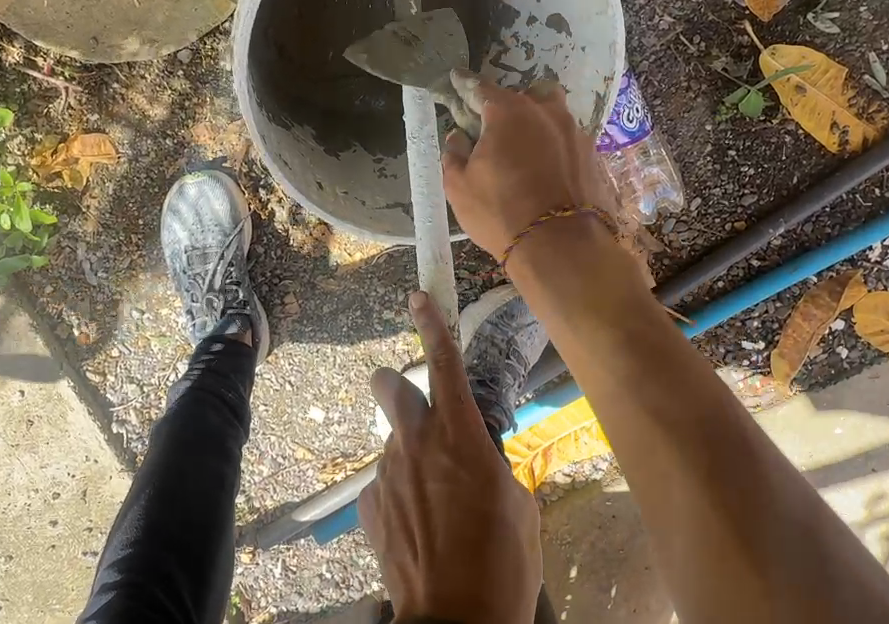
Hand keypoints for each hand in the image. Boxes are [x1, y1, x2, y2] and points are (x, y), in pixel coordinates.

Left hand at [360, 291, 541, 623]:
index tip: (418, 297)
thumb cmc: (504, 563)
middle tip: (421, 416)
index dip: (431, 324)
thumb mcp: (519, 505)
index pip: (442, 362)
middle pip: (387, 385)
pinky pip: (385, 484)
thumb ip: (491, 463)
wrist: (458, 621)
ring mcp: (386, 474)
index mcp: (458, 435)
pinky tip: (421, 529)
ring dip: (411, 458)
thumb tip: (476, 456)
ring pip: (393, 443)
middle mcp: (414, 443)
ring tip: (439, 507)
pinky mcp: (369, 505)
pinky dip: (400, 495)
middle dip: (398, 387)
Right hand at [442, 75, 616, 259]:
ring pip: (552, 112)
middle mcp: (545, 112)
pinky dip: (553, 144)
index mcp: (508, 112)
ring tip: (522, 144)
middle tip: (492, 125)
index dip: (464, 84)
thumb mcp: (459, 186)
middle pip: (523, 94)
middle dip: (506, 104)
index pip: (480, 87)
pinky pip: (567, 138)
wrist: (563, 248)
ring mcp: (574, 132)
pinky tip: (543, 166)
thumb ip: (454, 154)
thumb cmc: (501, 212)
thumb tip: (459, 137)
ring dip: (536, 120)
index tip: (455, 79)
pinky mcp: (593, 155)